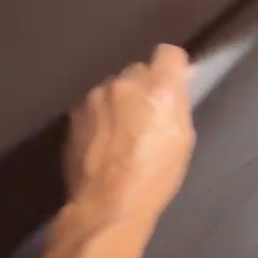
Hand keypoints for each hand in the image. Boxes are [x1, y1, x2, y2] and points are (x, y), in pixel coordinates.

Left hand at [59, 45, 194, 249]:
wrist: (107, 204)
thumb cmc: (156, 175)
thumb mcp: (182, 139)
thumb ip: (177, 104)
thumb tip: (175, 85)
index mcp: (160, 88)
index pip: (168, 53)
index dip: (172, 67)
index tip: (174, 83)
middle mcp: (126, 84)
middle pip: (139, 70)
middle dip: (144, 86)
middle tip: (147, 114)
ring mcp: (95, 96)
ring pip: (114, 87)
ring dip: (120, 100)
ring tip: (122, 131)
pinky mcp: (74, 113)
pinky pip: (94, 104)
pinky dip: (101, 115)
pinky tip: (103, 140)